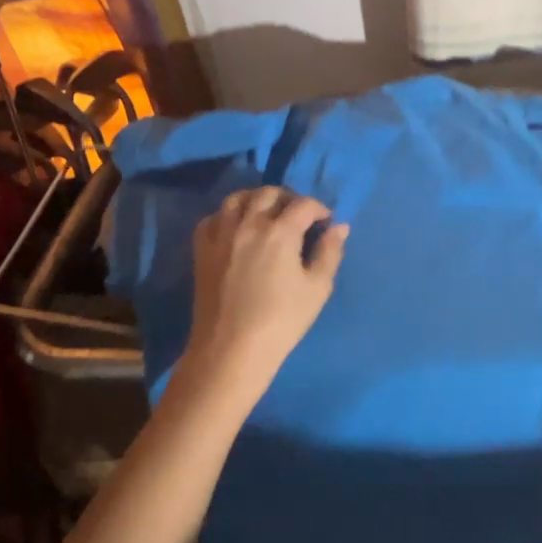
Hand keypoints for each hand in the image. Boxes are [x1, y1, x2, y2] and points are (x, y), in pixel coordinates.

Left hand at [187, 186, 347, 379]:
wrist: (232, 349)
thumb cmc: (282, 320)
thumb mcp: (318, 288)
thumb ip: (330, 252)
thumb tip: (339, 227)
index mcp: (281, 232)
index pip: (304, 204)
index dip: (320, 209)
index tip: (326, 223)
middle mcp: (249, 224)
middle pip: (269, 193)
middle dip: (289, 198)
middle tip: (299, 216)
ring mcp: (221, 236)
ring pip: (237, 199)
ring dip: (256, 200)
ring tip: (267, 215)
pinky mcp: (202, 251)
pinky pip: (212, 219)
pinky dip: (226, 216)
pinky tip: (236, 229)